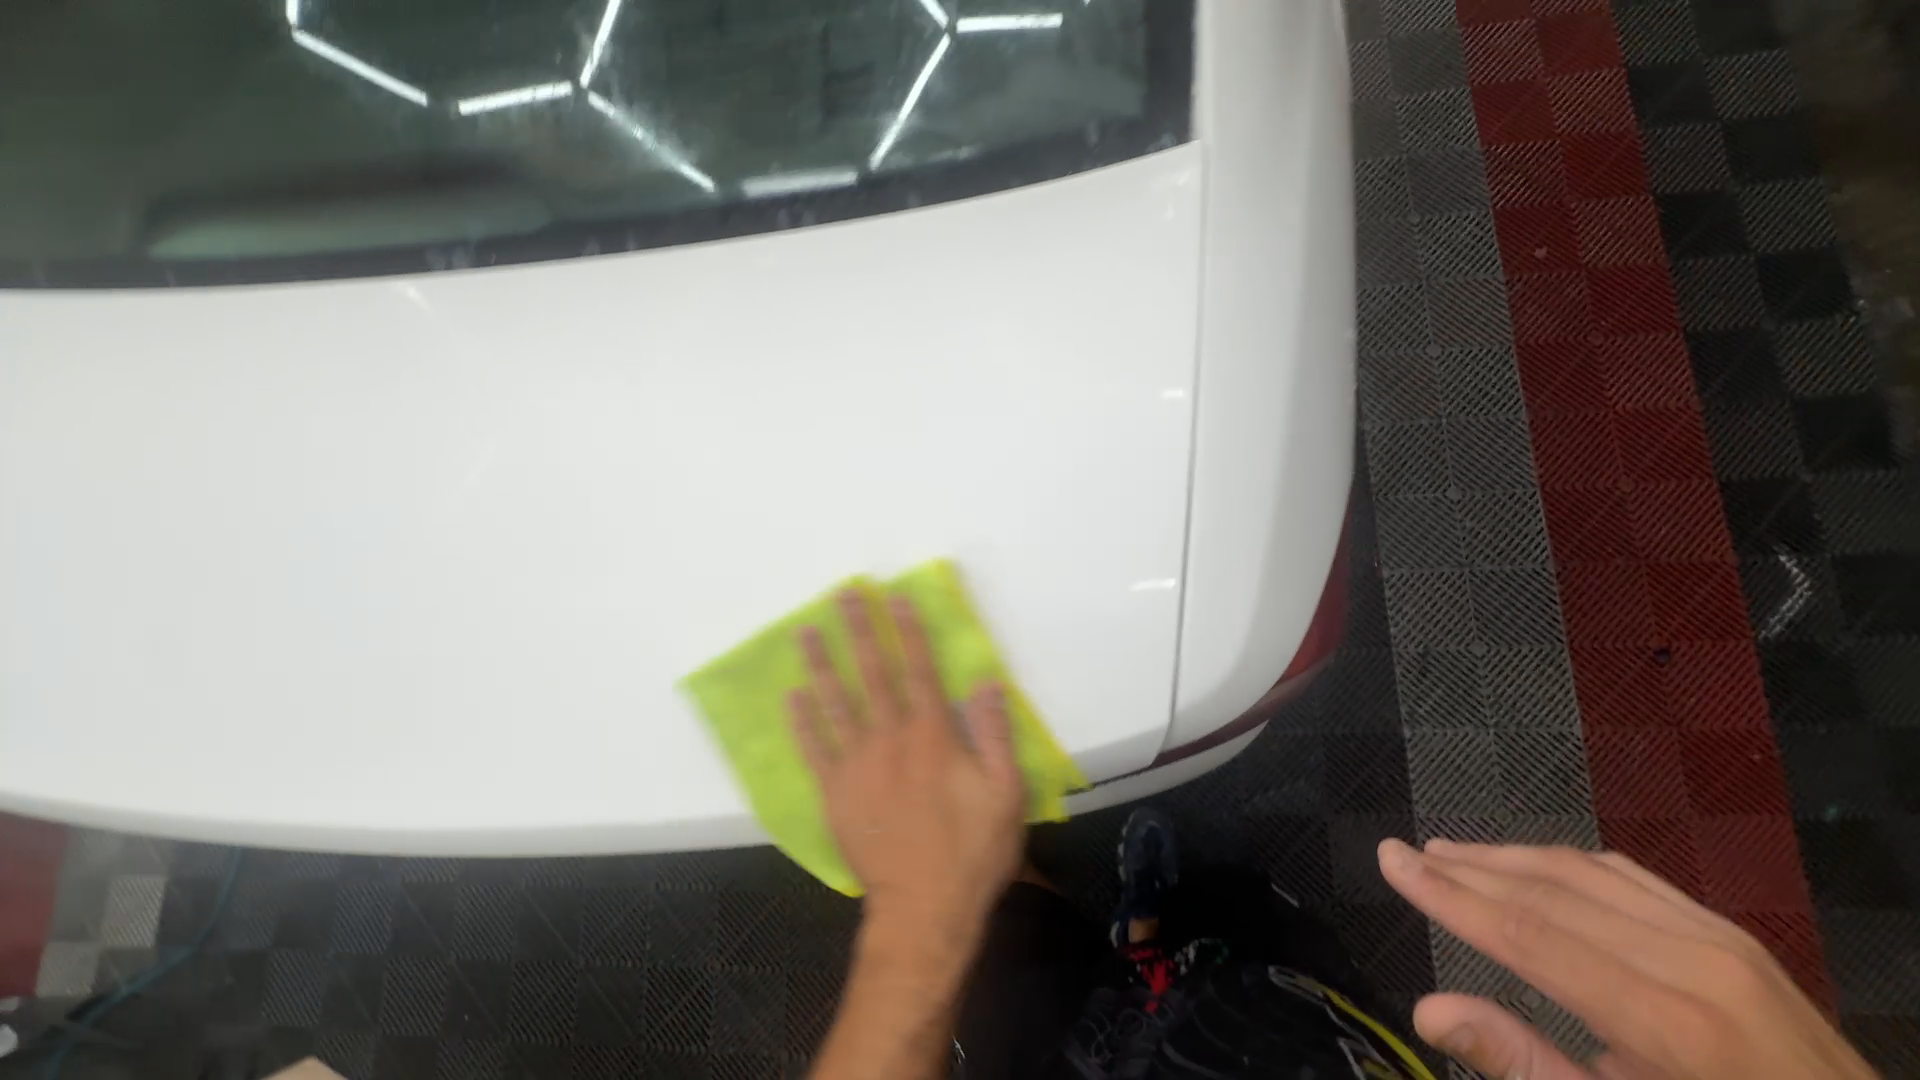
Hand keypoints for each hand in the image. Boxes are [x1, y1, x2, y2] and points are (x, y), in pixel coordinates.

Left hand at [790, 590, 1026, 932]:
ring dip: (821, 663)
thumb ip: (997, 735)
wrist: (924, 908)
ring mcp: (857, 766)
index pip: (918, 669)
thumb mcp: (1006, 793)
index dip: (906, 630)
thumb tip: (986, 683)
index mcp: (933, 736)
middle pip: (872, 674)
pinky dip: (802, 721)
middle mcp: (890, 739)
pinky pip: (813, 750)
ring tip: (805, 630)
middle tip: (843, 593)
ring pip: (835, 703)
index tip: (892, 596)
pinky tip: (792, 695)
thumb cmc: (972, 850)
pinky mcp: (835, 795)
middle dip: (858, 630)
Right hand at [1378, 838, 1877, 1079]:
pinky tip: (1530, 862)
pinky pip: (1629, 876)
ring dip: (1507, 857)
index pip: (1527, 935)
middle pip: (1550, 893)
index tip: (1389, 859)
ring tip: (1448, 852)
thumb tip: (1428, 1009)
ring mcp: (1720, 939)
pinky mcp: (1732, 934)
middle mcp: (1693, 961)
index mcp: (1669, 1022)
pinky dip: (1563, 862)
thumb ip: (1524, 1063)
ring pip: (1585, 873)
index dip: (1448, 896)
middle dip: (1466, 870)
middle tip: (1402, 850)